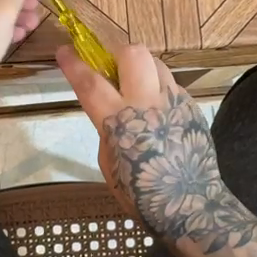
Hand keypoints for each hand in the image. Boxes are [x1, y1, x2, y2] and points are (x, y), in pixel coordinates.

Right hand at [58, 44, 250, 245]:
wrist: (190, 205)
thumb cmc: (140, 194)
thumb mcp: (109, 163)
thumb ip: (108, 129)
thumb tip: (113, 110)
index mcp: (119, 122)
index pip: (90, 83)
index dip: (74, 64)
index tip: (64, 50)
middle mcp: (147, 103)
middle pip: (132, 54)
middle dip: (117, 52)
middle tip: (111, 65)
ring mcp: (174, 101)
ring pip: (156, 64)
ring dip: (142, 69)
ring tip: (136, 87)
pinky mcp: (192, 107)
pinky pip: (171, 85)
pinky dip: (159, 90)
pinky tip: (157, 112)